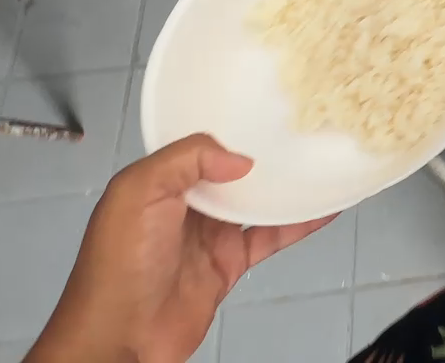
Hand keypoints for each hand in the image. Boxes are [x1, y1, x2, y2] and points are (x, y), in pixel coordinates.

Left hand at [28, 134, 336, 362]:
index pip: (203, 144)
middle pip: (236, 170)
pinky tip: (327, 208)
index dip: (233, 125)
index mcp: (163, 182)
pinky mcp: (230, 263)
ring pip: (260, 199)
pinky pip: (273, 235)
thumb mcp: (138, 194)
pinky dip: (302, 222)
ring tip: (324, 160)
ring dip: (290, 184)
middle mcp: (188, 204)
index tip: (269, 105)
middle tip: (306, 126)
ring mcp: (211, 234)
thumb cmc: (118, 266)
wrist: (121, 339)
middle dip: (266, 150)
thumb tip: (241, 160)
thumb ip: (187, 159)